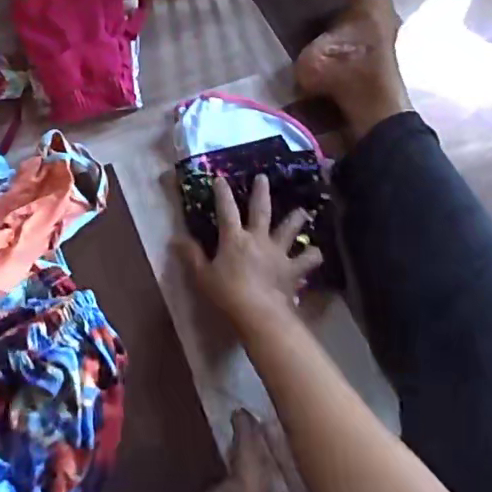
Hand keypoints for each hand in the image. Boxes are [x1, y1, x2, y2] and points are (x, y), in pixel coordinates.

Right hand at [182, 174, 324, 333]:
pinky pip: (307, 260)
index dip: (222, 193)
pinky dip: (313, 255)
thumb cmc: (228, 294)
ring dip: (296, 220)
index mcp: (234, 238)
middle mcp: (258, 238)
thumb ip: (191, 256)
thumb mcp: (203, 276)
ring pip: (289, 230)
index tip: (220, 178)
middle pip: (261, 210)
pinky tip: (317, 253)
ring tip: (303, 211)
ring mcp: (278, 252)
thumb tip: (174, 238)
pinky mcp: (293, 270)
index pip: (226, 209)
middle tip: (263, 177)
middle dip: (261, 192)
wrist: (261, 314)